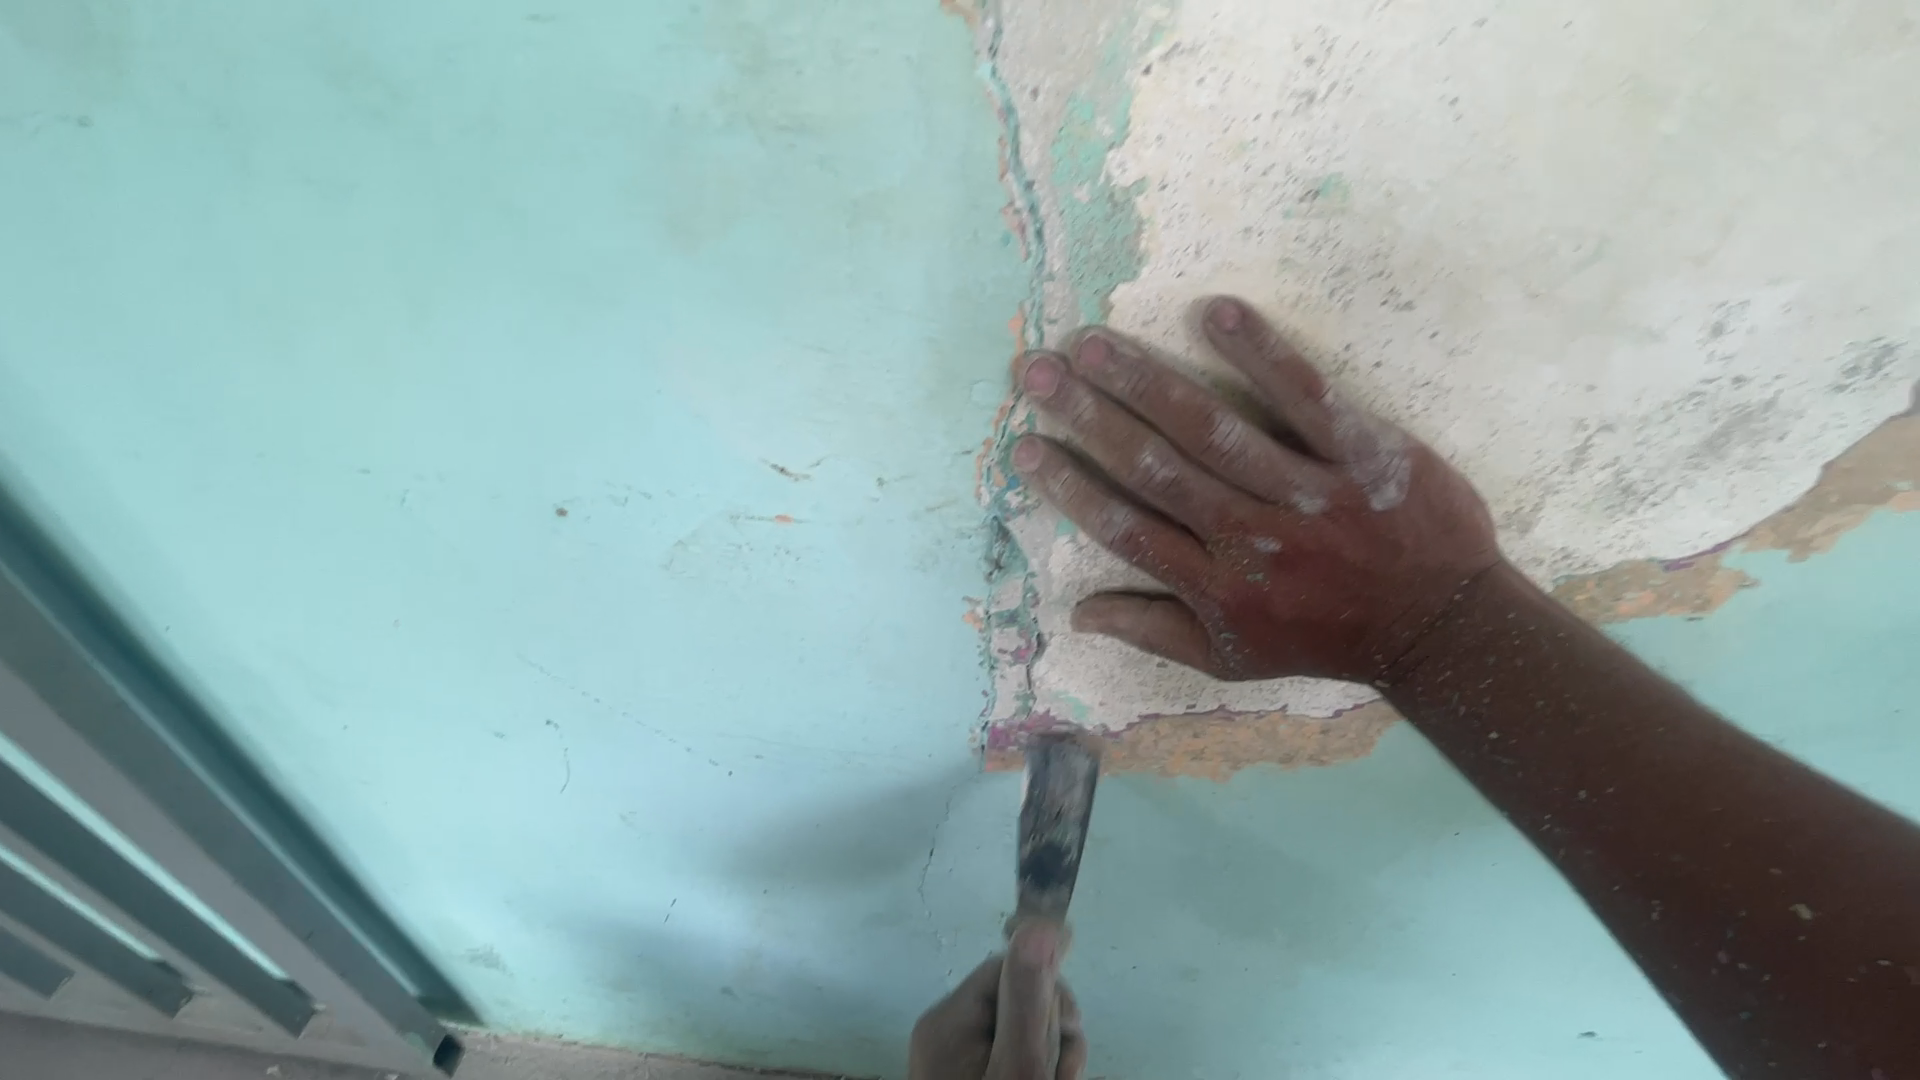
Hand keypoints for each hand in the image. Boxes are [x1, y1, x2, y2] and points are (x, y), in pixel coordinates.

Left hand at [909, 922, 1084, 1079]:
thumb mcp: (1019, 1067)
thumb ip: (1027, 1001)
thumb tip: (1039, 925)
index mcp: (946, 1019)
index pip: (1007, 967)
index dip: (1045, 989)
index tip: (1074, 1025)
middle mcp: (945, 1029)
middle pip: (1016, 996)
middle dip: (1051, 1028)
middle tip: (1063, 1071)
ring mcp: (956, 1056)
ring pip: (1021, 1025)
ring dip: (1051, 1049)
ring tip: (1058, 1079)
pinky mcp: (970, 1073)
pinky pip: (1012, 1049)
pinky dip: (1036, 1063)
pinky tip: (1049, 1079)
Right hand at [1010, 296, 1500, 685]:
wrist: (1437, 625)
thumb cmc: (1320, 639)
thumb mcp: (1229, 661)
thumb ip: (1151, 632)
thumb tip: (1075, 615)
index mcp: (1213, 587)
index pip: (1125, 529)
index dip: (1070, 488)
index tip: (1024, 447)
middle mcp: (1248, 536)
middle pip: (1155, 469)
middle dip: (1088, 418)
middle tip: (1038, 373)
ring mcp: (1305, 490)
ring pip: (1212, 428)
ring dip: (1146, 381)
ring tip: (1092, 344)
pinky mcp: (1361, 452)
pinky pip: (1305, 396)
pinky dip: (1260, 353)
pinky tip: (1212, 311)